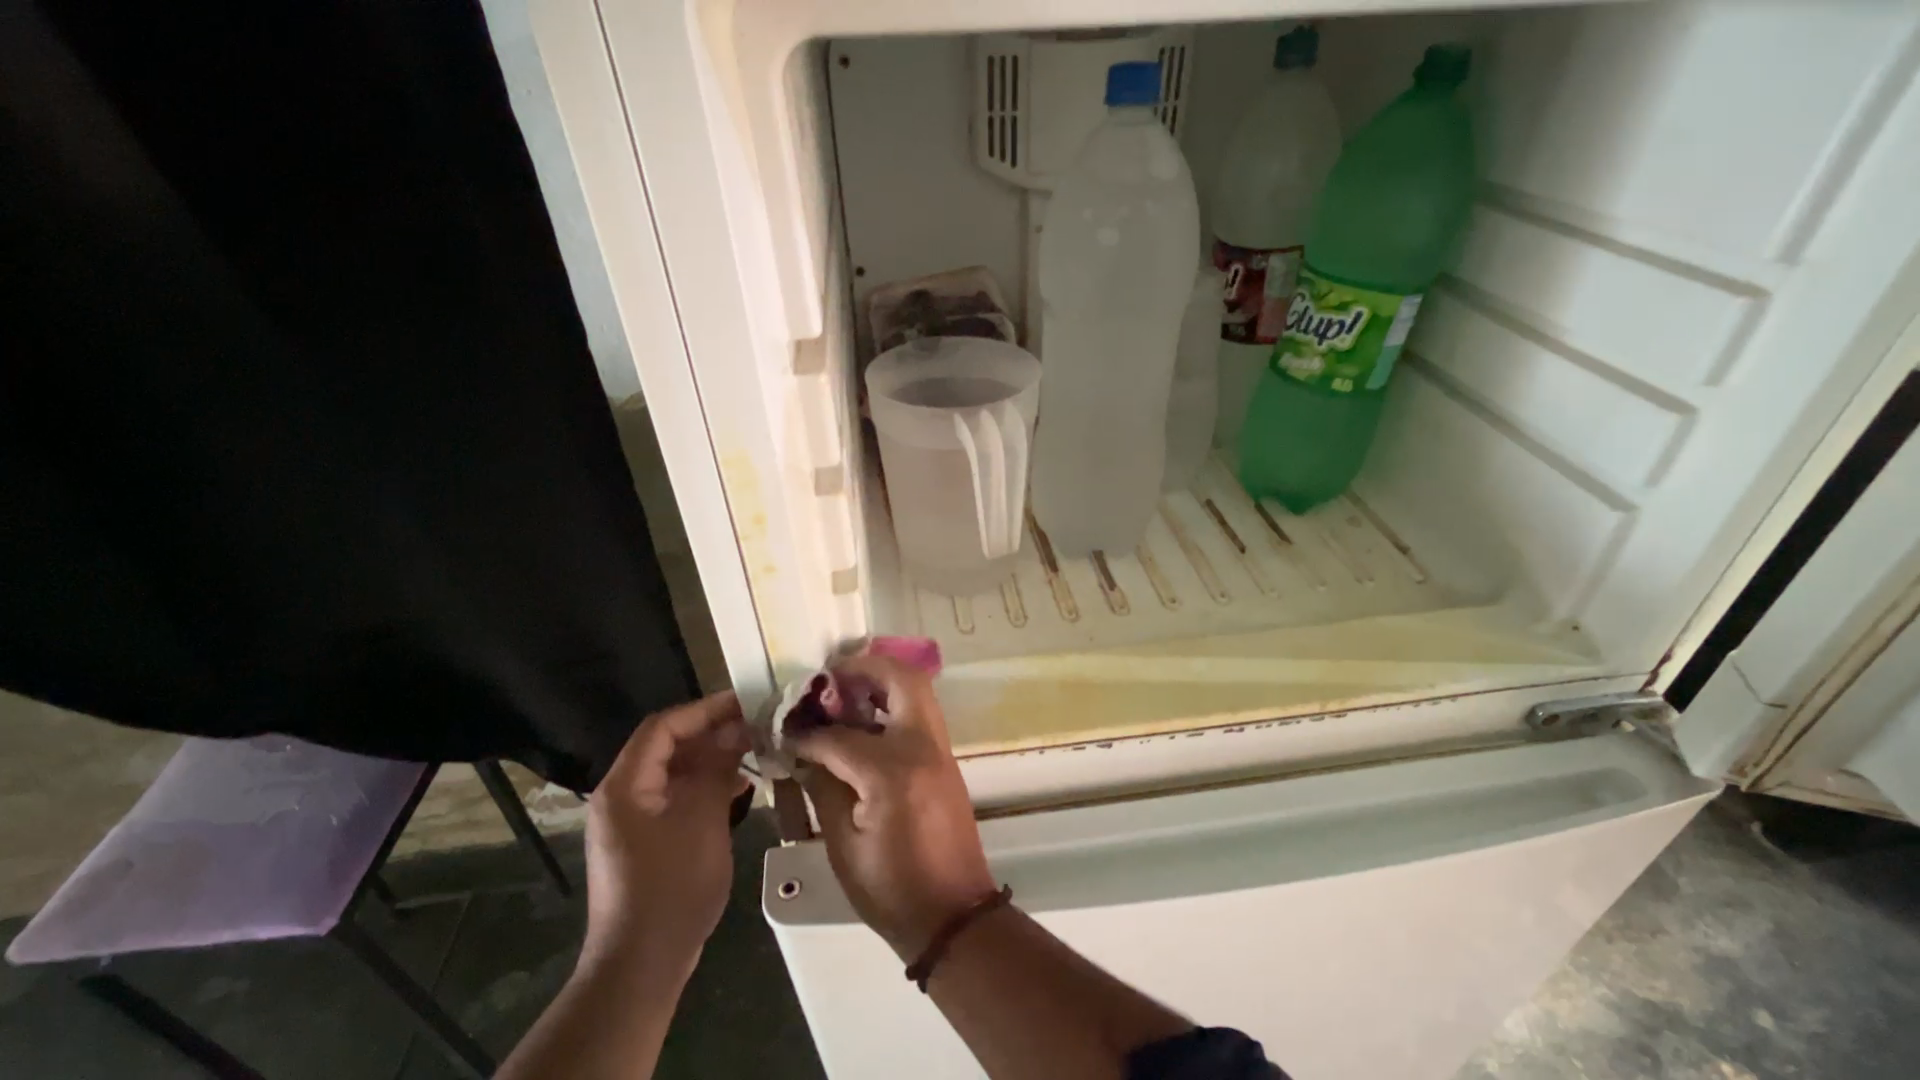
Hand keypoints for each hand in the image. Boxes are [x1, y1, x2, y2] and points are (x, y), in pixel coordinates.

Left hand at [581, 691, 749, 976]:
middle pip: (667, 748)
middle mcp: (621, 795)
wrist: (641, 963)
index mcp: (625, 784)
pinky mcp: (645, 843)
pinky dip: (704, 789)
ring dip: (712, 761)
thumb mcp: (701, 822)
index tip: (746, 702)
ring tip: (755, 753)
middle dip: (712, 734)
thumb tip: (736, 732)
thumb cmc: (671, 888)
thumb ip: (717, 771)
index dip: (704, 710)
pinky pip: (674, 800)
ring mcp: (631, 821)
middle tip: (758, 726)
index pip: (663, 727)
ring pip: (674, 774)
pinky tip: (739, 790)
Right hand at [791, 654, 996, 959]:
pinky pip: (920, 716)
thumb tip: (804, 751)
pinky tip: (862, 725)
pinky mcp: (946, 762)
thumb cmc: (891, 889)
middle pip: (900, 678)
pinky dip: (893, 706)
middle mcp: (923, 748)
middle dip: (862, 668)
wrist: (954, 917)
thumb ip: (824, 787)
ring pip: (917, 691)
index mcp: (892, 771)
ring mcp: (941, 752)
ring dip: (881, 682)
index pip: (839, 734)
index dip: (805, 733)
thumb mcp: (843, 844)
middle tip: (827, 678)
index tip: (783, 732)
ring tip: (842, 696)